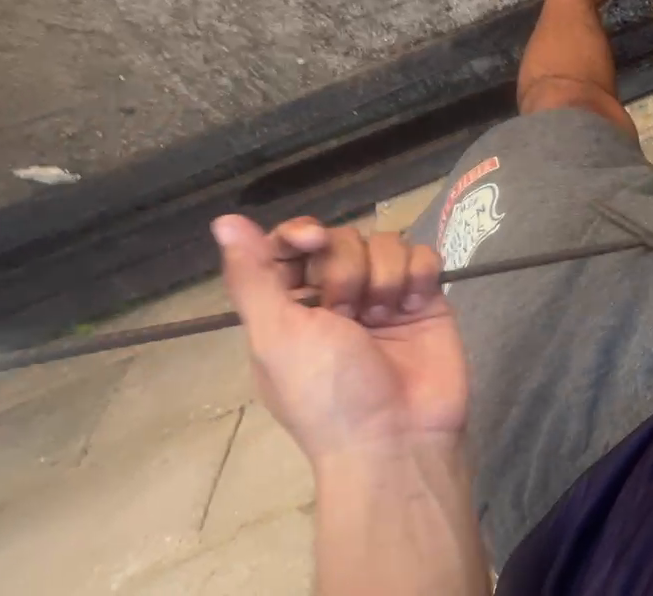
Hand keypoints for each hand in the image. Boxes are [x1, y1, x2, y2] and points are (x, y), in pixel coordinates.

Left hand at [212, 214, 466, 464]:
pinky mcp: (428, 297)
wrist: (398, 431)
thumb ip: (255, 276)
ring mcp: (385, 295)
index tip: (313, 241)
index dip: (302, 234)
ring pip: (388, 243)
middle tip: (348, 311)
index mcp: (290, 306)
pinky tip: (415, 303)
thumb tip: (225, 221)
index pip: (291, 244)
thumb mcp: (277, 337)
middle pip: (345, 239)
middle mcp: (337, 296)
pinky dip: (421, 273)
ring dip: (386, 275)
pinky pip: (425, 255)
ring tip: (386, 314)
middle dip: (348, 268)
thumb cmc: (326, 393)